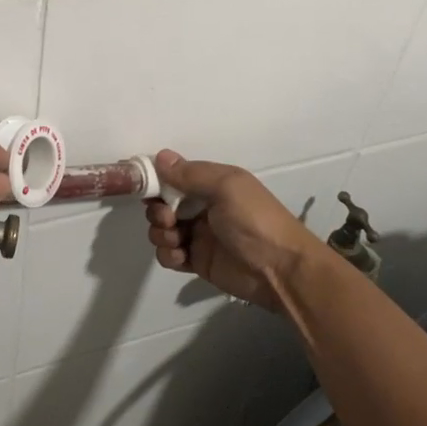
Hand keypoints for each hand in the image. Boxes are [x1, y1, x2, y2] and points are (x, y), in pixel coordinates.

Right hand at [144, 149, 319, 310]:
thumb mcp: (226, 187)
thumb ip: (191, 174)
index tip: (146, 188)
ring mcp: (199, 235)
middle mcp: (203, 207)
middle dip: (158, 211)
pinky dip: (169, 255)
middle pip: (163, 204)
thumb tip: (160, 156)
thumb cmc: (254, 220)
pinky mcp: (197, 261)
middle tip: (169, 219)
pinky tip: (182, 256)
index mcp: (212, 184)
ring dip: (161, 233)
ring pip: (162, 230)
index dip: (157, 181)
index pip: (174, 177)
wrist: (280, 269)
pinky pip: (169, 255)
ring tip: (178, 240)